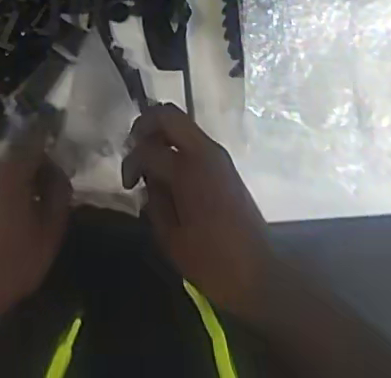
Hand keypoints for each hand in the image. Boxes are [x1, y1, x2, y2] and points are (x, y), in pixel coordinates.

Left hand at [0, 137, 72, 335]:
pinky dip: (7, 187)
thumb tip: (60, 172)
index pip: (37, 135)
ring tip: (34, 208)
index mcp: (11, 165)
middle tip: (54, 194)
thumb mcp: (49, 231)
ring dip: (23, 179)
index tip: (67, 151)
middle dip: (40, 167)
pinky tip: (14, 214)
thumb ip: (59, 194)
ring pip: (8, 165)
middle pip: (22, 151)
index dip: (54, 138)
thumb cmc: (10, 259)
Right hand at [121, 105, 274, 315]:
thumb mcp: (170, 238)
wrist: (262, 276)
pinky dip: (176, 144)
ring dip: (161, 133)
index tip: (127, 184)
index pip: (148, 149)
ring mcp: (218, 156)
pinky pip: (194, 140)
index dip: (131, 162)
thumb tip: (147, 181)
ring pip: (182, 123)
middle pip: (168, 114)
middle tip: (133, 147)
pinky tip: (168, 171)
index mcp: (188, 170)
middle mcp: (204, 152)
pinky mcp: (225, 165)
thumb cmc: (213, 262)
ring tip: (149, 159)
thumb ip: (154, 200)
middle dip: (144, 125)